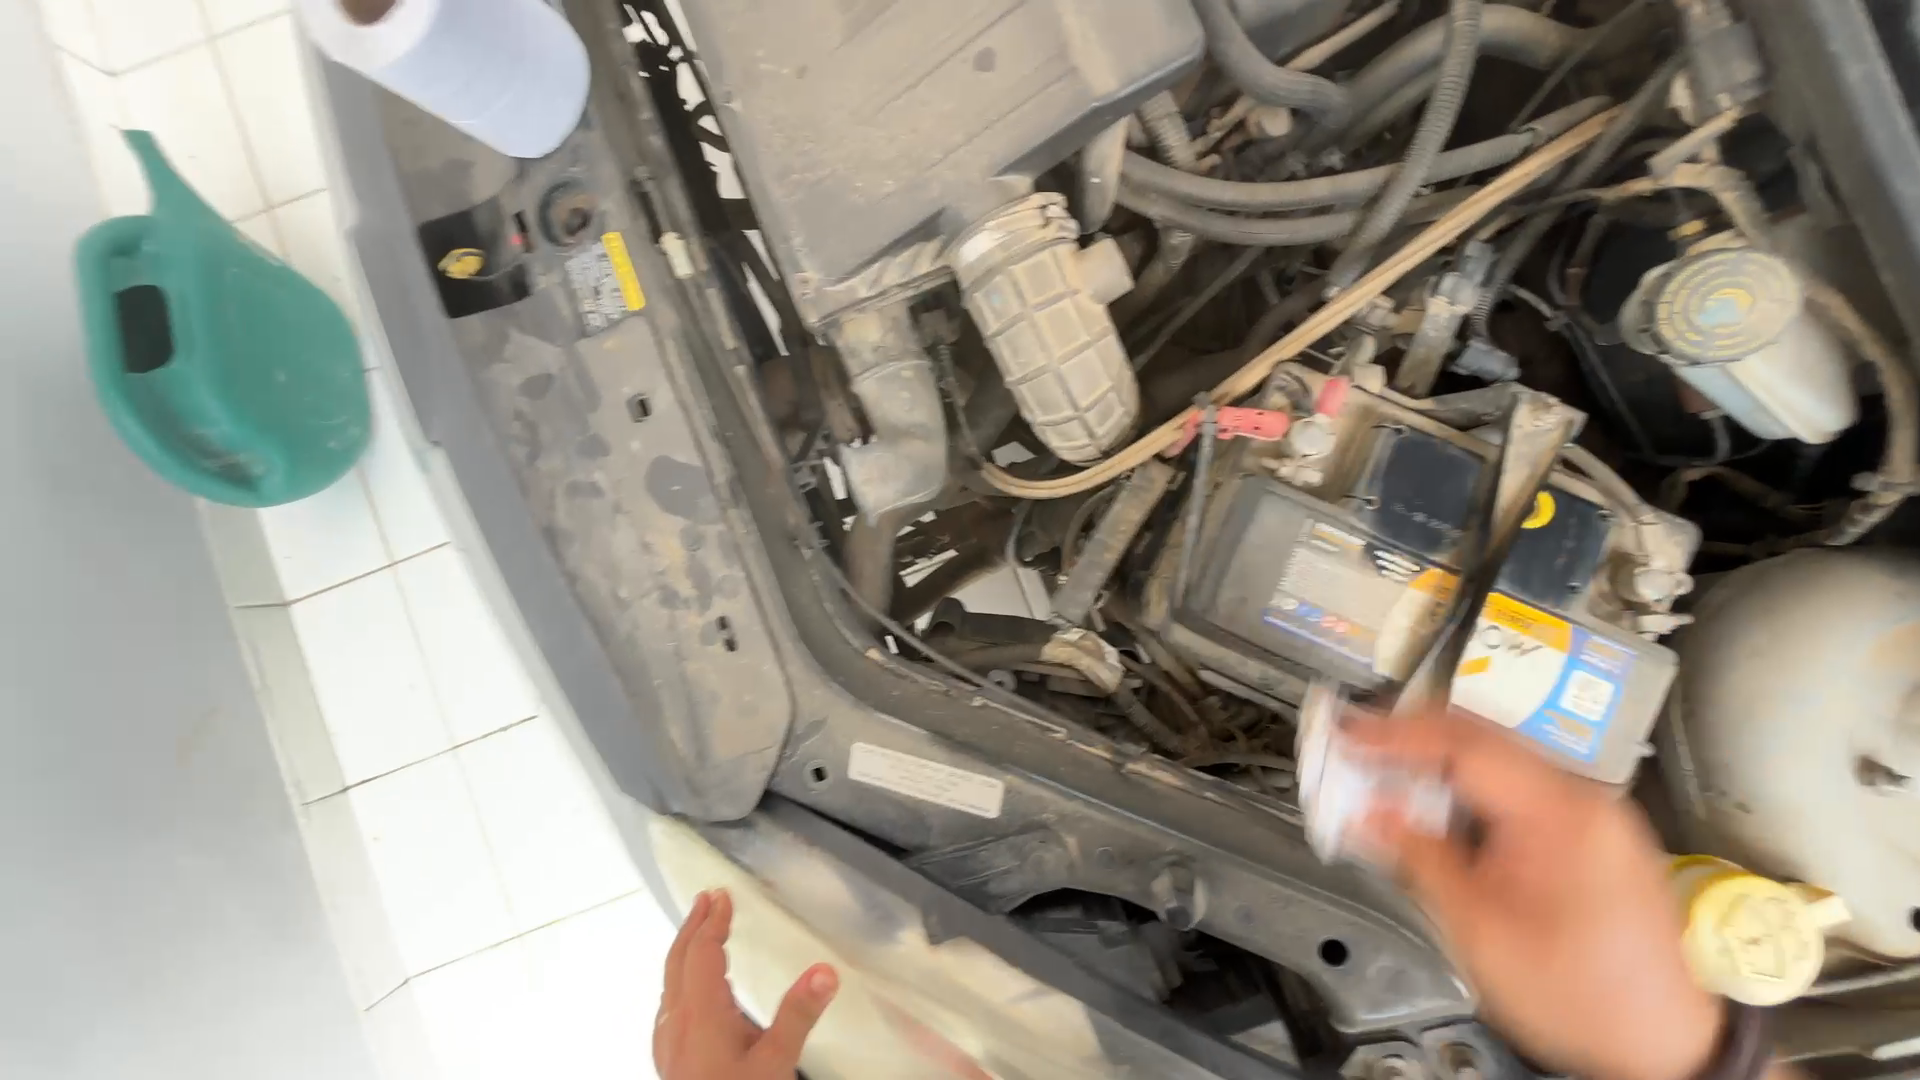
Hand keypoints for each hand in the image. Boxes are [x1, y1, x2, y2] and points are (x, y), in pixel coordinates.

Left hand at [653, 888, 838, 1079]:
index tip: (724, 894)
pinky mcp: (671, 1064)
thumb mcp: (776, 1065)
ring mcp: (669, 1047)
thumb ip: (798, 1015)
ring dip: (685, 952)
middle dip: (692, 927)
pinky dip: (682, 981)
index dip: (713, 922)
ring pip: (670, 985)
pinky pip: (671, 1006)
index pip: (702, 954)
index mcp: (700, 1015)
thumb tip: (826, 968)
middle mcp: (677, 1025)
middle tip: (707, 898)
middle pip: (677, 963)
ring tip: (701, 934)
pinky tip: (693, 995)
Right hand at [1348, 709, 1723, 1079]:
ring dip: (1432, 755)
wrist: (1666, 1046)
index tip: (1345, 733)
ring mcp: (1587, 812)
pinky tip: (1430, 797)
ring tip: (1380, 766)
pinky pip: (1510, 781)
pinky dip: (1460, 779)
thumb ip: (1419, 856)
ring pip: (1493, 753)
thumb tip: (1367, 812)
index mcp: (1560, 815)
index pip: (1463, 745)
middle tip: (1352, 741)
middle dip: (1408, 735)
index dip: (1395, 733)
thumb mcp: (1479, 929)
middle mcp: (1581, 799)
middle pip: (1479, 737)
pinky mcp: (1584, 829)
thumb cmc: (1579, 996)